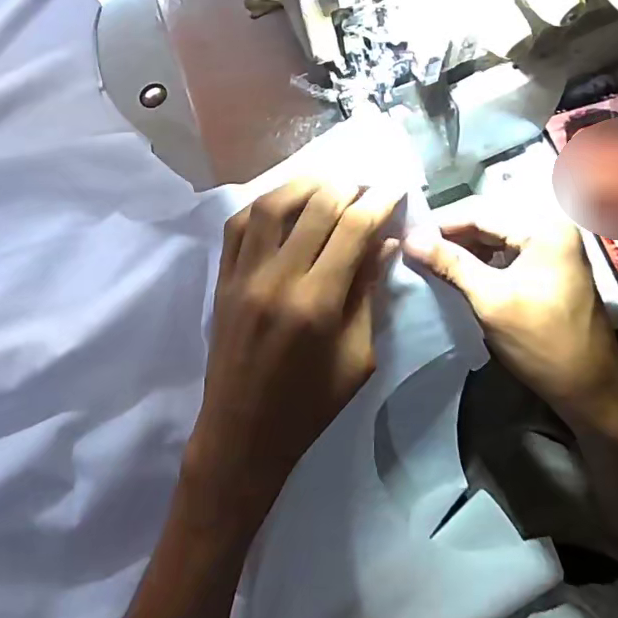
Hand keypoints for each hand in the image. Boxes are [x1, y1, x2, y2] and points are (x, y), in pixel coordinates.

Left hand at [187, 180, 402, 527]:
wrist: (242, 433)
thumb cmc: (310, 405)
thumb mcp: (357, 357)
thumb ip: (368, 293)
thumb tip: (383, 241)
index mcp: (316, 304)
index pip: (352, 230)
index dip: (378, 203)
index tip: (395, 190)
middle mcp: (276, 279)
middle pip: (315, 208)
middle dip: (348, 187)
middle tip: (367, 185)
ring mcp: (242, 275)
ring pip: (272, 205)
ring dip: (305, 185)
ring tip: (330, 184)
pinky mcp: (223, 279)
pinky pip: (239, 224)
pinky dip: (265, 203)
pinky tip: (286, 201)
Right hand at [405, 197, 617, 431]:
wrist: (589, 388)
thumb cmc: (541, 343)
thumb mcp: (490, 300)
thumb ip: (450, 264)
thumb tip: (409, 238)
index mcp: (545, 227)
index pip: (480, 212)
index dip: (440, 224)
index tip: (406, 238)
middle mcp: (552, 227)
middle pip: (489, 220)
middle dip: (451, 235)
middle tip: (414, 250)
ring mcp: (554, 246)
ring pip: (495, 236)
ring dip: (464, 248)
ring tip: (430, 260)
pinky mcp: (550, 265)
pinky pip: (507, 252)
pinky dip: (481, 260)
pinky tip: (458, 271)